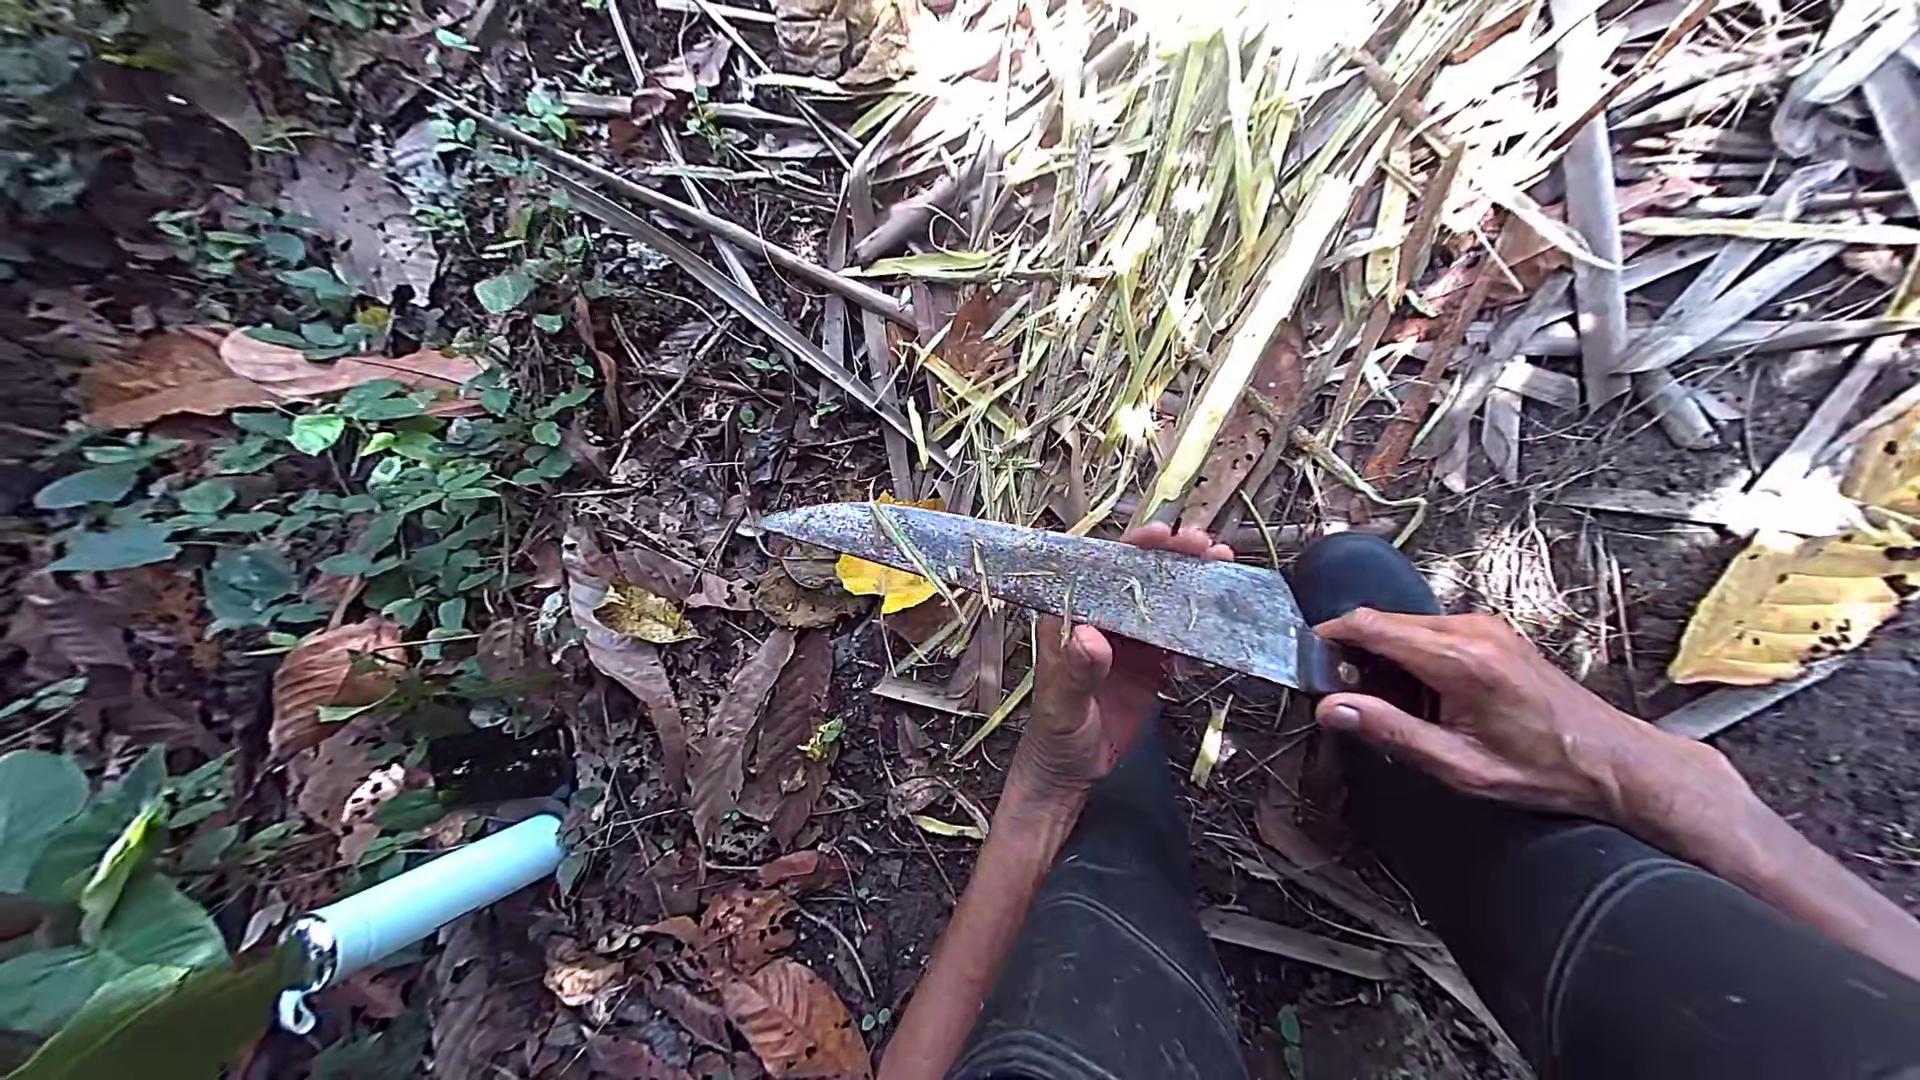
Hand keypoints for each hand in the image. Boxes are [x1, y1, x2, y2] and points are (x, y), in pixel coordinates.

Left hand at [1010, 524, 1234, 806]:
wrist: (1072, 771)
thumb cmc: (1056, 735)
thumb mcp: (1062, 705)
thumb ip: (1076, 672)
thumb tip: (1091, 637)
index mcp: (1070, 619)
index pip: (1099, 573)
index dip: (1130, 550)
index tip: (1159, 534)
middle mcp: (1101, 622)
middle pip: (1138, 581)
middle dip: (1171, 559)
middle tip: (1203, 545)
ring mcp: (1128, 642)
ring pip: (1162, 604)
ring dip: (1191, 588)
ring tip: (1221, 569)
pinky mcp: (1149, 664)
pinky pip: (1178, 640)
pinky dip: (1197, 635)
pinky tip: (1213, 632)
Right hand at [1311, 609, 1745, 838]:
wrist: (1618, 762)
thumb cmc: (1546, 769)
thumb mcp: (1460, 765)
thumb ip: (1389, 732)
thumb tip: (1333, 709)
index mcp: (1461, 661)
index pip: (1369, 625)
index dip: (1330, 637)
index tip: (1312, 657)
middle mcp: (1472, 632)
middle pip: (1380, 619)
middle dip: (1353, 647)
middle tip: (1348, 687)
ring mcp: (1483, 627)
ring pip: (1400, 621)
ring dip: (1379, 648)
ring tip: (1388, 693)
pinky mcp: (1488, 630)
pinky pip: (1424, 626)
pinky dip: (1405, 647)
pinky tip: (1417, 684)